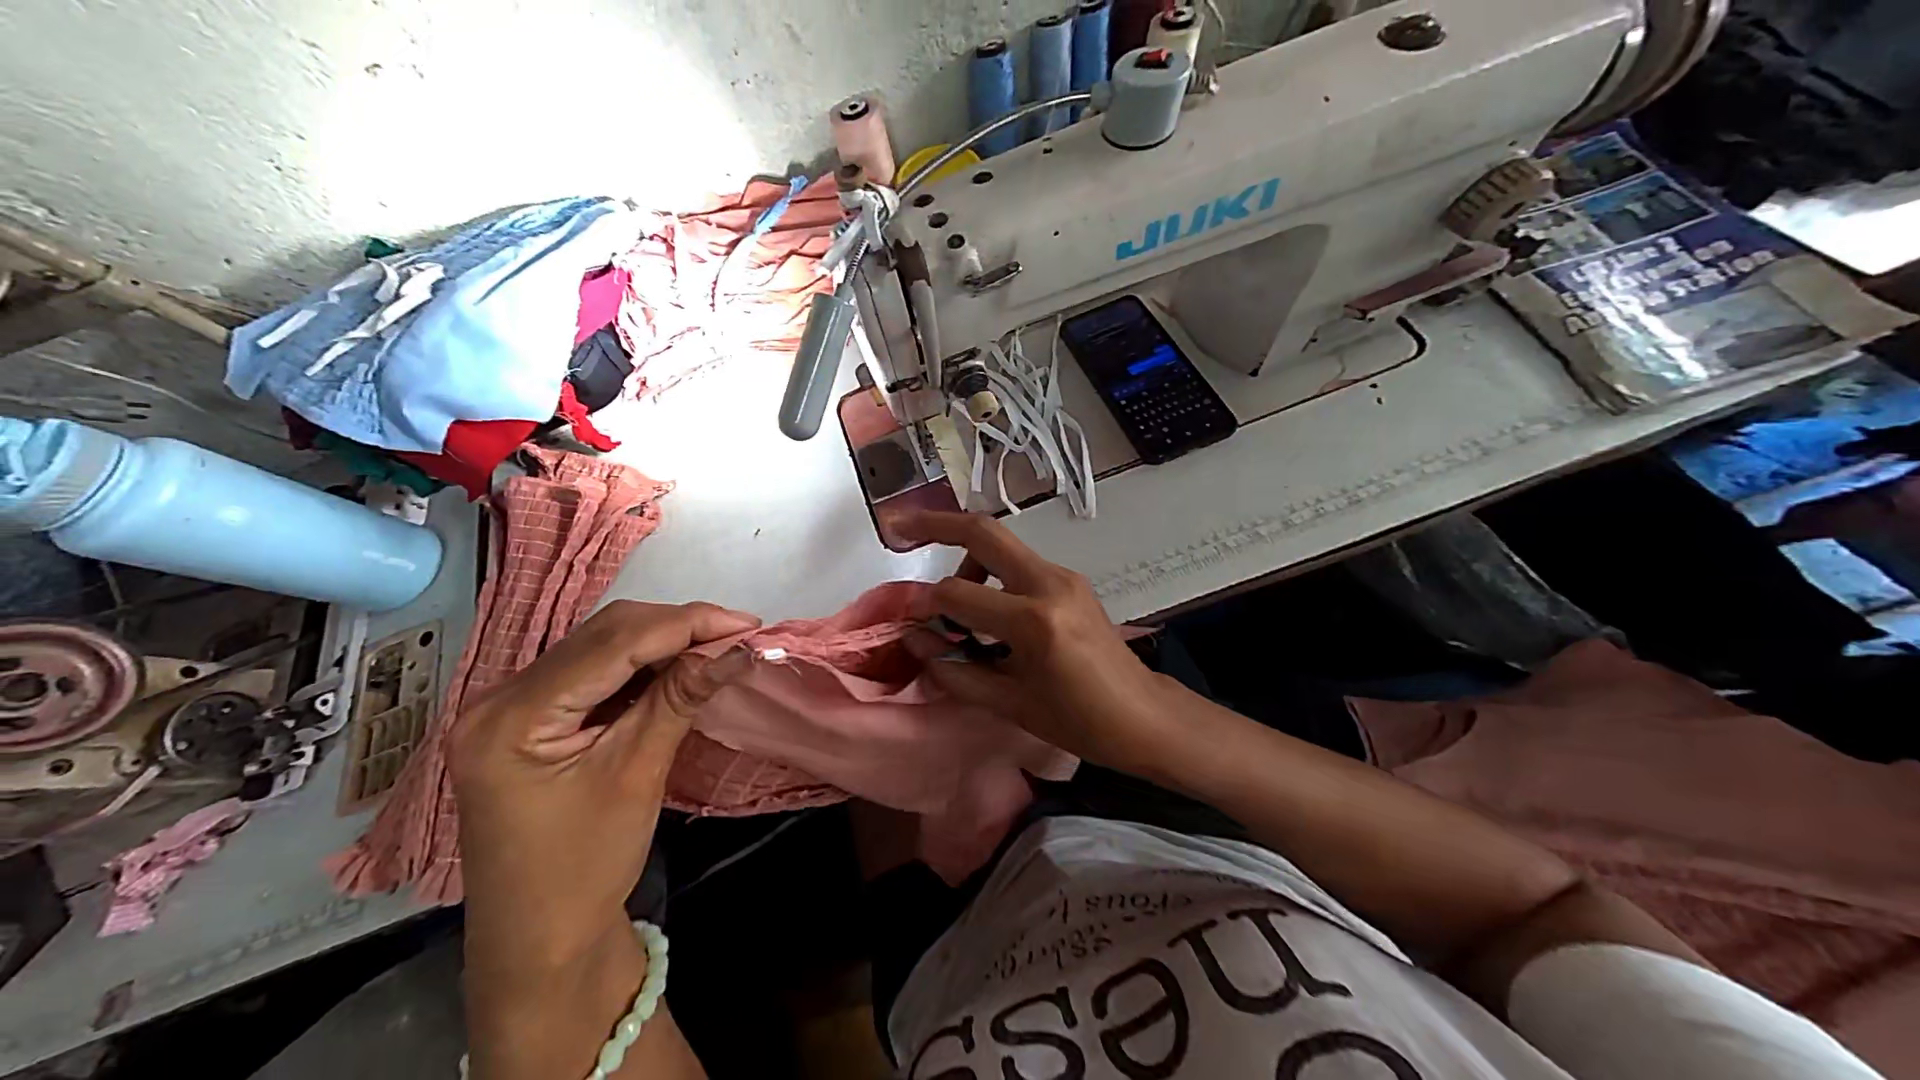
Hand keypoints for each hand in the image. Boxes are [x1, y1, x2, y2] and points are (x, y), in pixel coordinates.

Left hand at [450, 600, 757, 983]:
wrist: (539, 942)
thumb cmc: (584, 869)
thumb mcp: (636, 776)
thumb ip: (680, 699)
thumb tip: (737, 649)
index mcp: (512, 717)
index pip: (613, 645)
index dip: (685, 624)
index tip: (746, 623)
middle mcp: (498, 697)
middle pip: (602, 635)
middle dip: (675, 628)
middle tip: (737, 636)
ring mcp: (507, 707)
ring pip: (599, 647)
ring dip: (661, 642)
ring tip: (716, 648)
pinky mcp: (526, 719)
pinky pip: (591, 672)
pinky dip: (640, 666)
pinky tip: (677, 669)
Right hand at [889, 510, 1179, 773]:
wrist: (1144, 716)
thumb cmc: (1079, 722)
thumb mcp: (1010, 704)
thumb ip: (956, 669)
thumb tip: (916, 640)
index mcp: (1034, 620)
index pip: (958, 593)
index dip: (925, 605)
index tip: (910, 620)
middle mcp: (1050, 583)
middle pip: (984, 531)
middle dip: (935, 523)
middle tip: (899, 526)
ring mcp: (1064, 576)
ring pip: (1001, 543)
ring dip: (967, 557)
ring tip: (953, 604)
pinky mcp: (1070, 580)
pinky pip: (1019, 563)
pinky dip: (990, 573)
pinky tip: (986, 610)